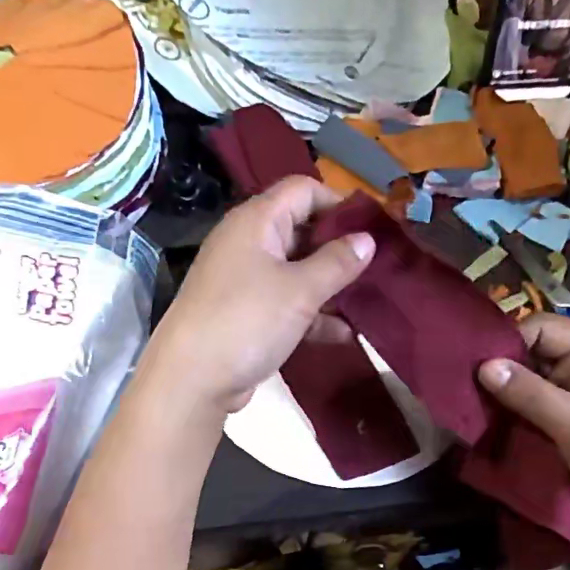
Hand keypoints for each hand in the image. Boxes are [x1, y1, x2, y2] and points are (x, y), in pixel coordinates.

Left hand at [141, 177, 373, 413]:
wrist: (192, 378)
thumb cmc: (247, 321)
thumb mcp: (300, 291)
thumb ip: (337, 263)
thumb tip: (368, 239)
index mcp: (257, 221)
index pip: (303, 190)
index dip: (339, 203)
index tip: (373, 227)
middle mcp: (249, 243)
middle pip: (302, 230)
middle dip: (339, 248)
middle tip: (378, 266)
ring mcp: (246, 280)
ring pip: (297, 271)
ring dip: (330, 285)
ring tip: (368, 301)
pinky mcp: (247, 313)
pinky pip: (287, 303)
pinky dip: (313, 315)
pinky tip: (345, 334)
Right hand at [477, 314, 569, 526]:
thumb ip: (529, 393)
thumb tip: (483, 366)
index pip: (543, 328)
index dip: (508, 342)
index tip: (472, 366)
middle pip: (533, 356)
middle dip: (501, 372)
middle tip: (461, 389)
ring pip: (528, 387)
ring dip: (503, 399)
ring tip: (468, 409)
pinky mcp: (568, 426)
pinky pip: (532, 412)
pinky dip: (512, 418)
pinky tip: (485, 425)